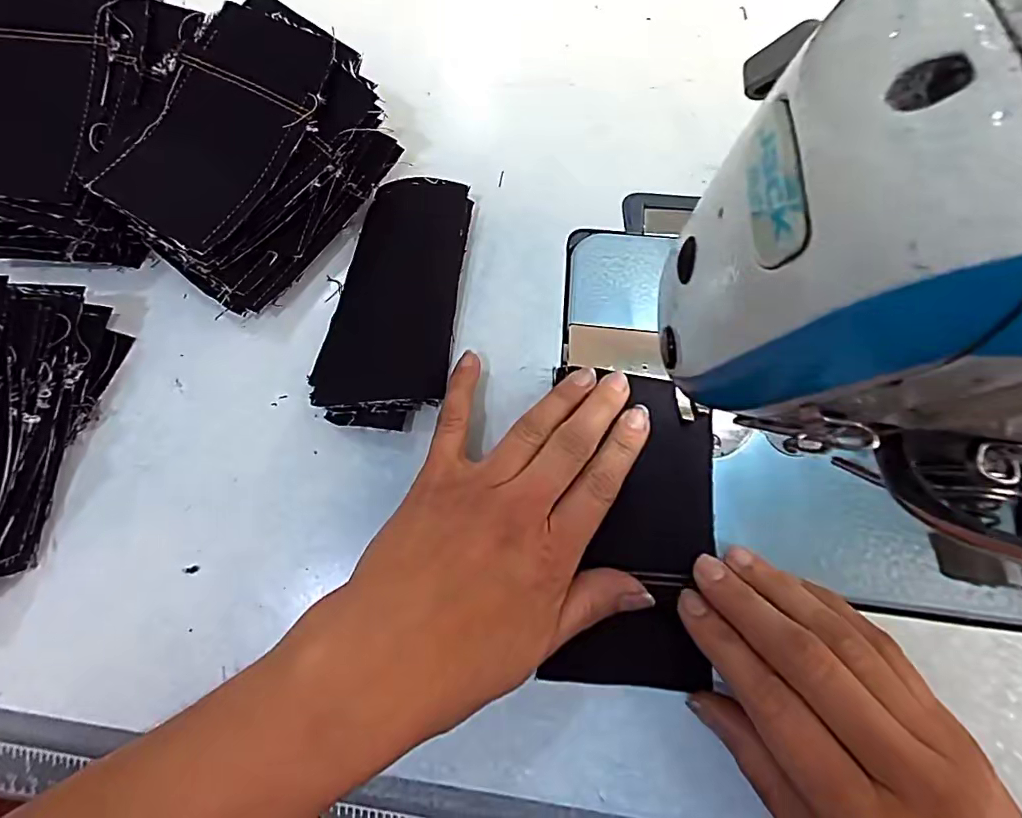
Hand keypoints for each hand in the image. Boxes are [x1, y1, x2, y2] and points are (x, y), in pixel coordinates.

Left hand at [293, 353, 655, 740]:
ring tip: (581, 376)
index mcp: (550, 551)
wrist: (381, 658)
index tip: (639, 420)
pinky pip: (452, 426)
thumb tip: (640, 589)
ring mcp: (476, 488)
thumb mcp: (539, 643)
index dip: (623, 449)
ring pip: (528, 432)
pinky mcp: (435, 480)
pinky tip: (472, 362)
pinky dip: (461, 390)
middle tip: (618, 383)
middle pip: (570, 447)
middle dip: (600, 410)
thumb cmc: (462, 660)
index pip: (600, 486)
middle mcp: (519, 509)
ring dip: (558, 399)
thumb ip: (591, 604)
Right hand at [679, 549, 1021, 817]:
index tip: (695, 611)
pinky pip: (880, 640)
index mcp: (862, 815)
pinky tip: (798, 584)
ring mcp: (932, 733)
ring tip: (743, 562)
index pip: (776, 706)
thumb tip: (709, 700)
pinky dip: (831, 604)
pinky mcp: (944, 710)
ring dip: (784, 589)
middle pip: (810, 660)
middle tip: (709, 571)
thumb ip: (761, 769)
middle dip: (748, 605)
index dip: (726, 647)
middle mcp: (904, 767)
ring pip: (844, 637)